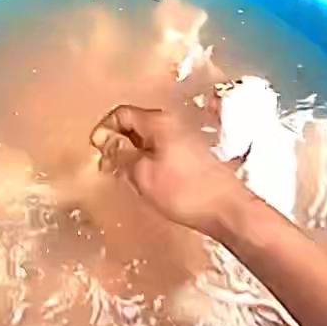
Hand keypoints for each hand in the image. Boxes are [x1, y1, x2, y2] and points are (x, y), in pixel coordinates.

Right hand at [92, 105, 248, 234]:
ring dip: (132, 152)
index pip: (121, 113)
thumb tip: (103, 141)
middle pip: (135, 123)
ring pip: (148, 138)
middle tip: (107, 164)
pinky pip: (161, 148)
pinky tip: (147, 178)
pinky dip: (147, 158)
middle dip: (117, 141)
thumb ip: (119, 154)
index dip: (104, 129)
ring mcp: (185, 138)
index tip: (96, 150)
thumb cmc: (183, 191)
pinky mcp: (193, 155)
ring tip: (125, 174)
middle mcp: (172, 123)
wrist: (230, 212)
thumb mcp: (142, 173)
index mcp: (158, 122)